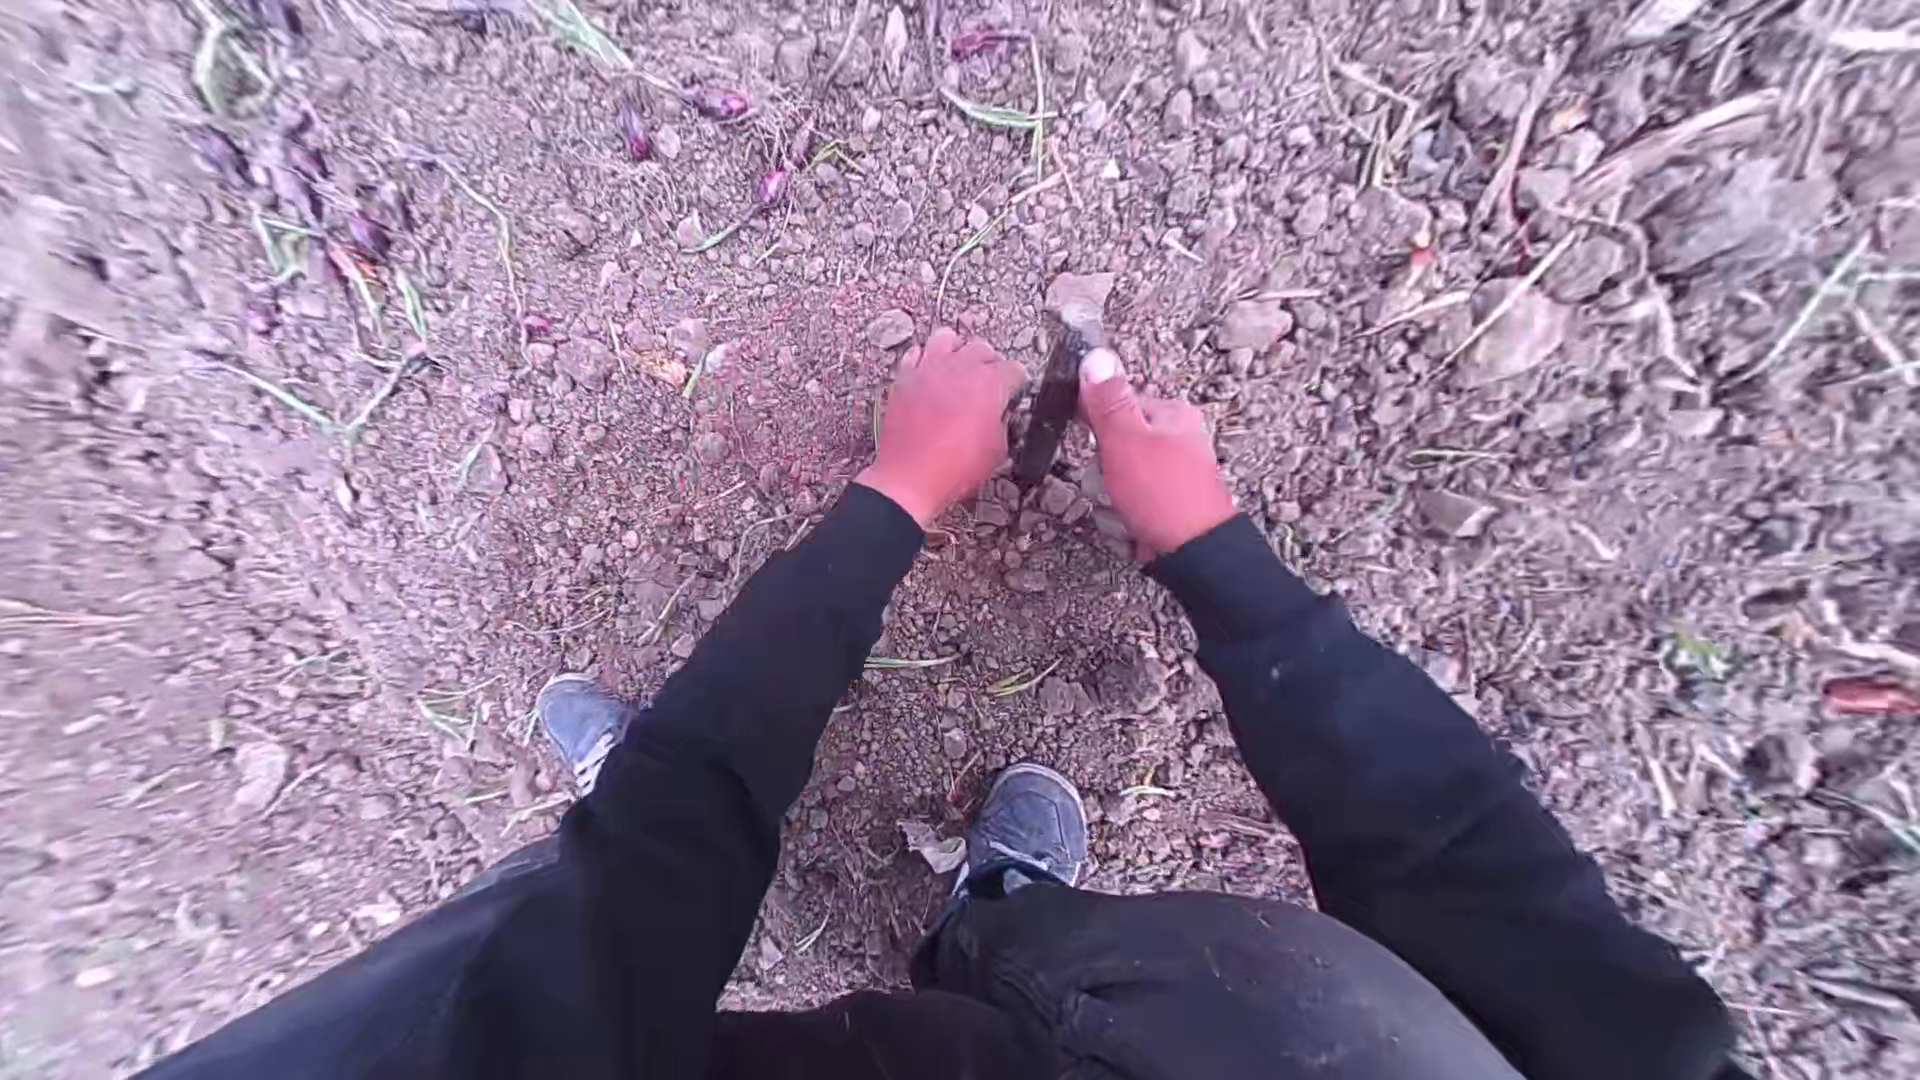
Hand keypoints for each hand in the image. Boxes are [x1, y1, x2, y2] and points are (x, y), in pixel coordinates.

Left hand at [856, 327, 1024, 526]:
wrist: (910, 479)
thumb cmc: (954, 469)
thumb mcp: (996, 452)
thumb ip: (1003, 424)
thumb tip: (999, 416)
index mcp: (990, 384)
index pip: (1014, 369)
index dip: (1016, 384)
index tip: (1013, 394)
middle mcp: (960, 368)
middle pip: (982, 348)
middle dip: (990, 363)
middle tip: (988, 383)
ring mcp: (929, 369)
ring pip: (947, 338)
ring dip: (957, 350)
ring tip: (958, 369)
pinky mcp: (905, 378)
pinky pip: (916, 354)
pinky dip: (925, 360)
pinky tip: (930, 375)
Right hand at [1080, 348, 1236, 555]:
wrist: (1192, 551)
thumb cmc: (1165, 494)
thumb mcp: (1126, 440)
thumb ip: (1108, 401)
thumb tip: (1095, 358)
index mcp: (1171, 415)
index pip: (1118, 403)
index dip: (1097, 425)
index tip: (1095, 443)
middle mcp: (1175, 439)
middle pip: (1114, 443)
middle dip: (1104, 469)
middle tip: (1115, 479)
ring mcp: (1171, 473)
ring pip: (1117, 476)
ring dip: (1111, 496)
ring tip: (1126, 505)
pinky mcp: (1164, 501)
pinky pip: (1127, 500)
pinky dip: (1124, 514)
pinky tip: (1132, 521)